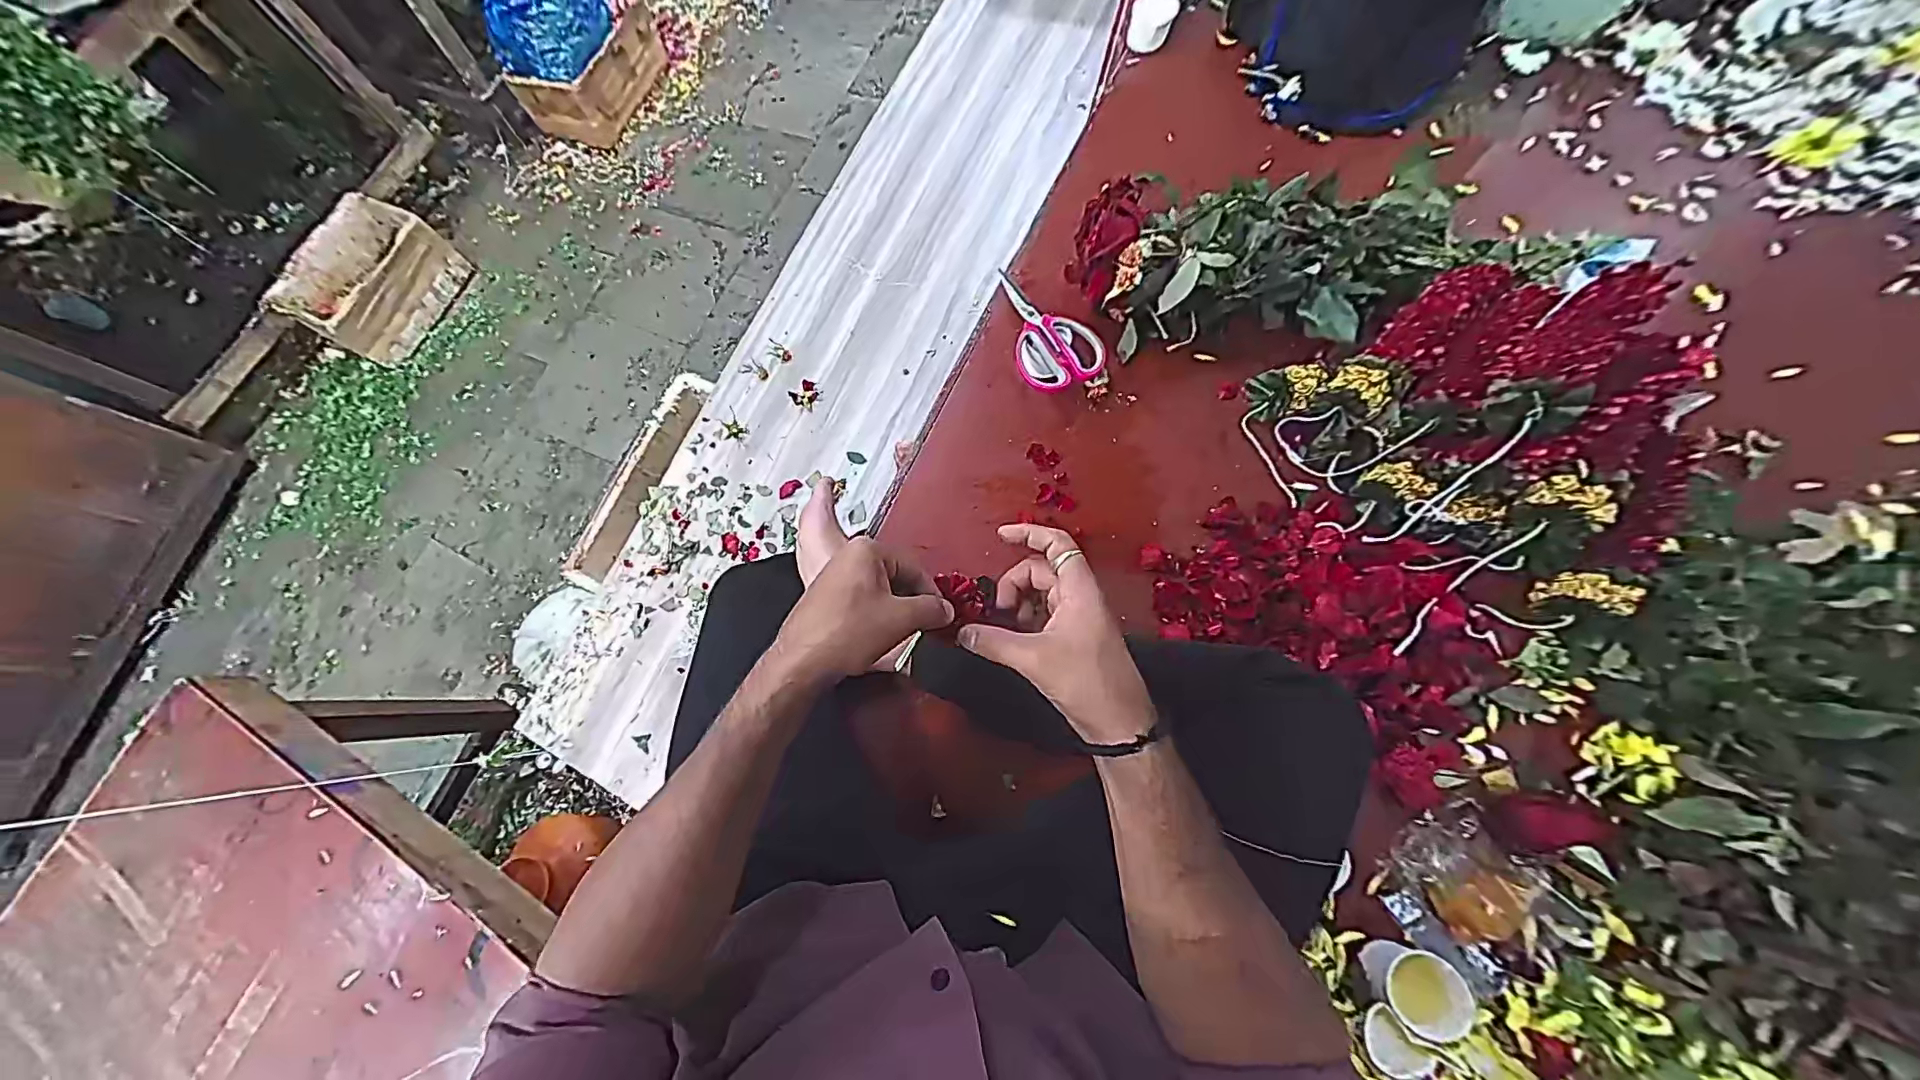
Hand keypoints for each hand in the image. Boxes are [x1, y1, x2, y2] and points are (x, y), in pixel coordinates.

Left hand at [768, 537, 953, 684]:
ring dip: (895, 612)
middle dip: (912, 603)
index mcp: (866, 550)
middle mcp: (847, 557)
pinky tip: (877, 638)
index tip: (940, 612)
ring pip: (881, 592)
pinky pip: (863, 603)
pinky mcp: (827, 599)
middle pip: (897, 577)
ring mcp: (834, 577)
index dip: (932, 593)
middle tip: (923, 624)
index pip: (915, 567)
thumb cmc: (843, 634)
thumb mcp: (902, 619)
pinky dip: (875, 618)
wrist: (802, 663)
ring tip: (898, 634)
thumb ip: (932, 609)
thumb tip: (943, 609)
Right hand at [957, 524, 1156, 744]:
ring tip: (1004, 631)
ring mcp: (1078, 618)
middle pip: (1041, 572)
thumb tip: (962, 631)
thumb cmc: (1086, 682)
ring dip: (1018, 606)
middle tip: (997, 614)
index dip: (1029, 534)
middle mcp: (1080, 597)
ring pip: (1041, 596)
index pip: (1057, 545)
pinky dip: (1026, 622)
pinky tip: (1013, 642)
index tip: (1001, 536)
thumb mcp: (1033, 659)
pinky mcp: (1074, 638)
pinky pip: (1045, 616)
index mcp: (1079, 590)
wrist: (1119, 723)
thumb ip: (993, 642)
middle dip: (1014, 585)